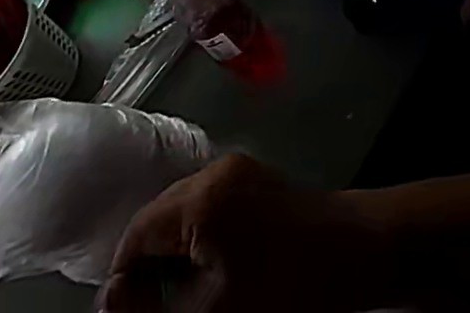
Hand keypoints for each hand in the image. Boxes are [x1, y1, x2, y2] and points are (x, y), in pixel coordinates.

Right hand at [102, 155, 382, 312]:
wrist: (357, 251)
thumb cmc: (286, 284)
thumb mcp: (213, 310)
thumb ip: (153, 310)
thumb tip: (112, 300)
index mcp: (201, 196)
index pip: (136, 234)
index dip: (123, 280)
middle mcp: (217, 172)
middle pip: (159, 219)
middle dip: (149, 266)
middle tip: (156, 309)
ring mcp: (241, 171)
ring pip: (186, 214)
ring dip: (176, 254)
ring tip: (185, 297)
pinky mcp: (259, 181)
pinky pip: (212, 208)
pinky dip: (203, 239)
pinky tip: (213, 273)